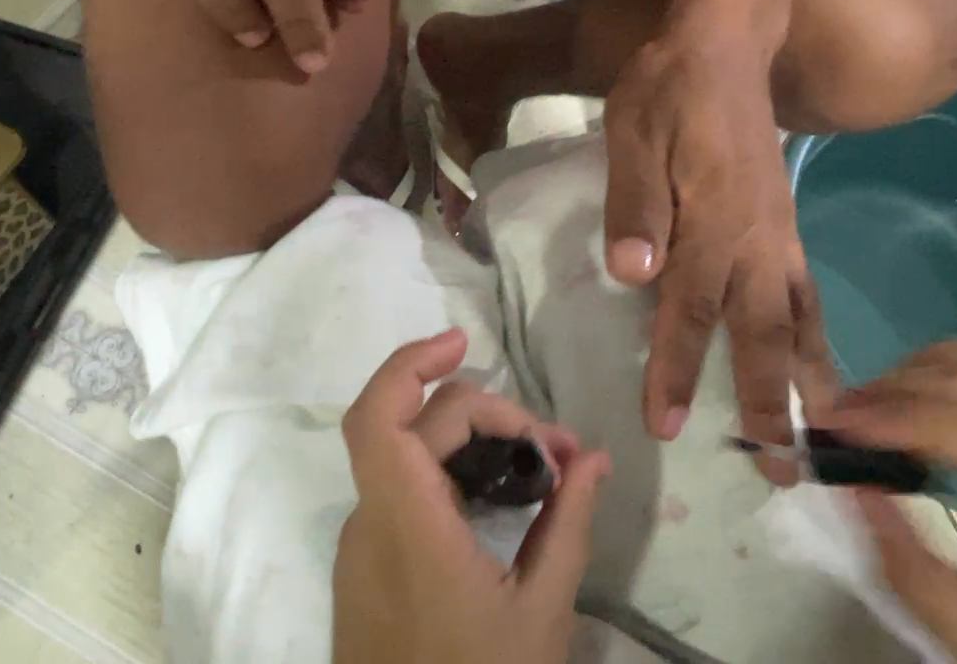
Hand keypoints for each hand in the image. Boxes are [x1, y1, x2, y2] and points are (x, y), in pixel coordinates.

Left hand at [334, 329, 610, 663]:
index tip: (464, 342)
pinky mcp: (368, 565)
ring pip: (406, 455)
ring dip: (468, 441)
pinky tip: (499, 498)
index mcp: (407, 528)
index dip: (410, 364)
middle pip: (410, 427)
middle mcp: (372, 524)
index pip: (379, 419)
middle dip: (482, 413)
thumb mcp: (541, 614)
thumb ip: (567, 523)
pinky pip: (405, 491)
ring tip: (537, 465)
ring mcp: (363, 545)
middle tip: (553, 447)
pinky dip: (450, 473)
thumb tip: (593, 457)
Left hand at [601, 29, 837, 485]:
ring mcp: (779, 230)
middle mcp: (755, 239)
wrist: (725, 42)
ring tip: (826, 432)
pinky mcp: (786, 218)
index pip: (688, 311)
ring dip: (808, 378)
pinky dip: (817, 333)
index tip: (665, 426)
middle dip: (767, 402)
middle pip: (761, 333)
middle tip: (782, 470)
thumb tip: (633, 277)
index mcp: (710, 223)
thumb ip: (634, 206)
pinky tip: (818, 357)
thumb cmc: (666, 89)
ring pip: (798, 318)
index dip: (673, 370)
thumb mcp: (631, 135)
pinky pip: (808, 289)